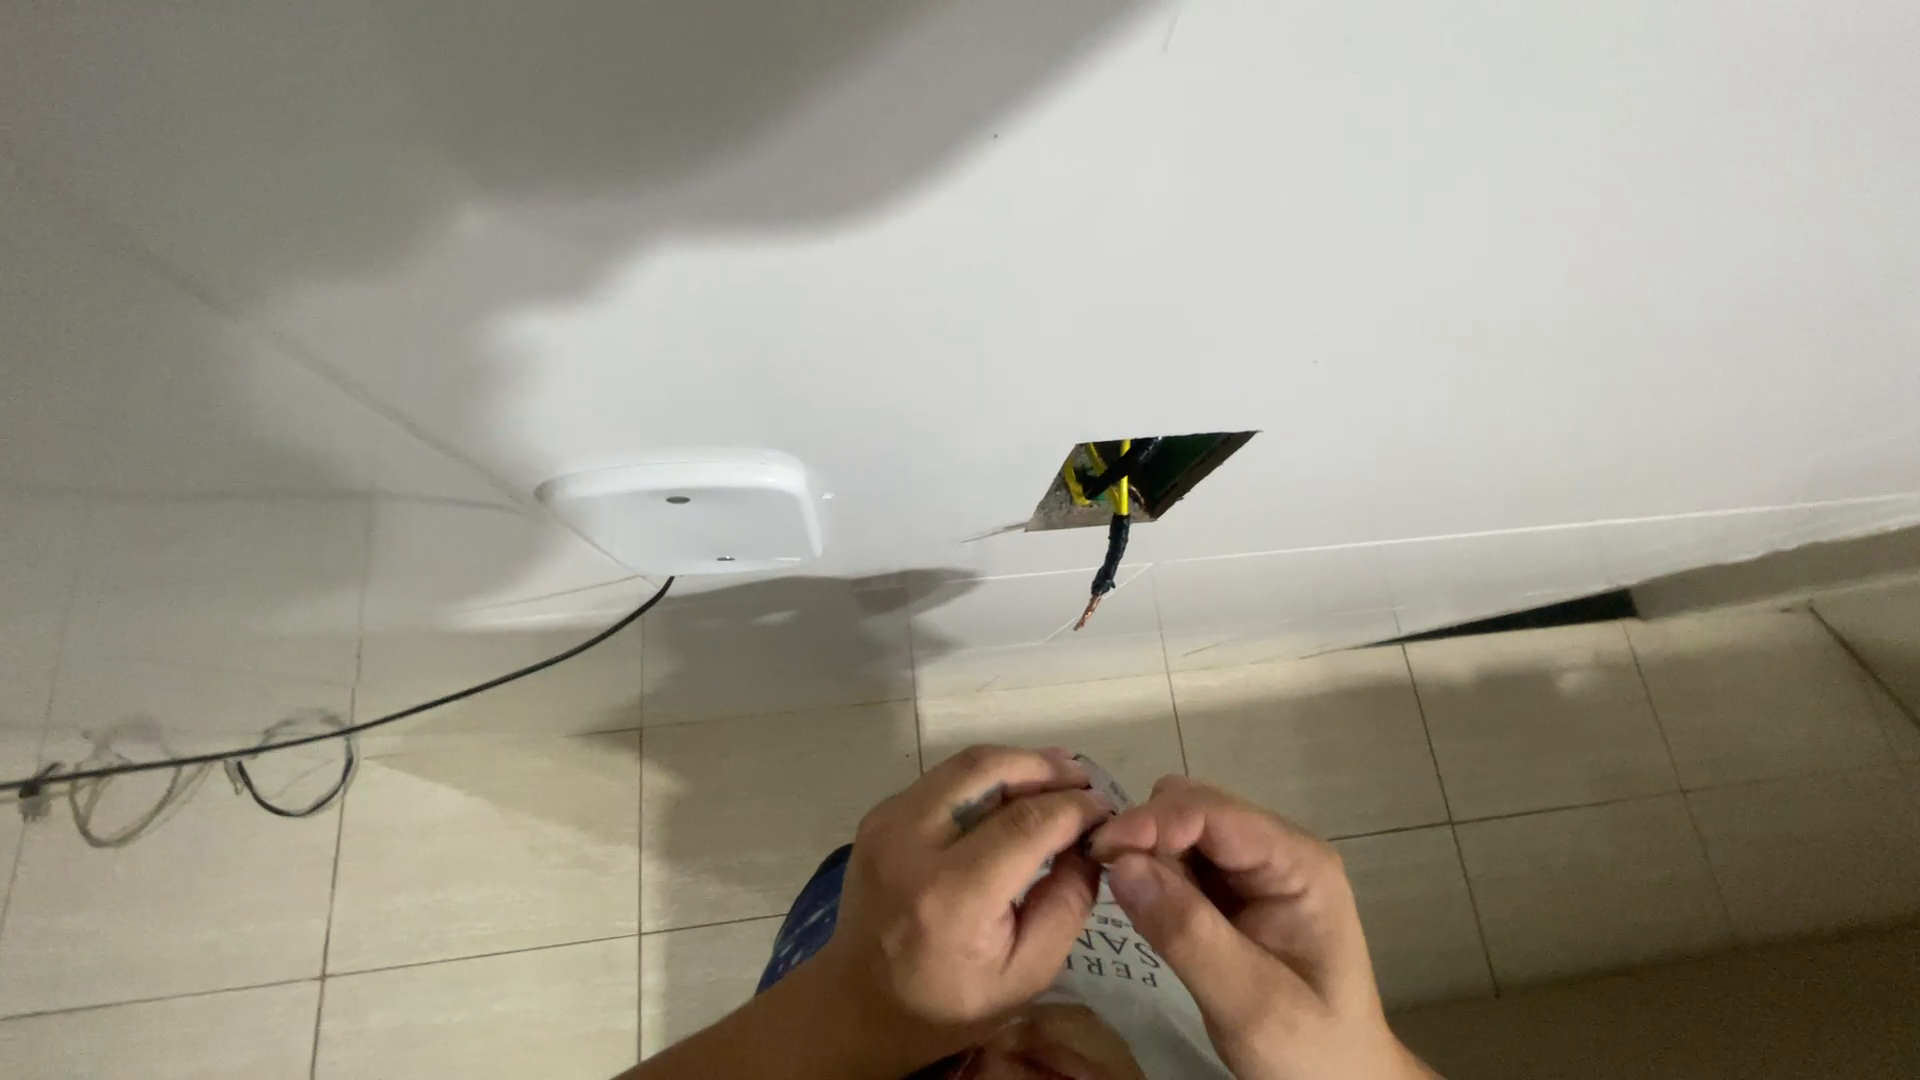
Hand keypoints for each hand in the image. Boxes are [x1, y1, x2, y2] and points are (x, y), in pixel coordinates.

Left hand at [810, 745, 1113, 1069]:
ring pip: (964, 764)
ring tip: (1058, 773)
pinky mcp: (880, 814)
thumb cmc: (948, 1002)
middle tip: (1084, 778)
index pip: (1025, 824)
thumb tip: (1087, 842)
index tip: (1105, 808)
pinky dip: (986, 775)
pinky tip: (1015, 787)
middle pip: (988, 771)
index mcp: (950, 895)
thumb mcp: (1025, 975)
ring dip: (1017, 762)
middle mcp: (911, 843)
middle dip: (1044, 767)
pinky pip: (944, 778)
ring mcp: (888, 821)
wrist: (858, 1003)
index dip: (1073, 807)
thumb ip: (1065, 904)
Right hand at [1089, 777, 1435, 1079]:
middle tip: (1117, 886)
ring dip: (1146, 852)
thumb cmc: (1308, 1051)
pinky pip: (1178, 854)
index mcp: (1296, 862)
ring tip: (1140, 907)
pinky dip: (1152, 869)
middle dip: (1146, 834)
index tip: (1097, 854)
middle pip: (1191, 806)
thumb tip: (1121, 865)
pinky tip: (1151, 907)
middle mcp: (1275, 847)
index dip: (1151, 821)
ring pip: (1179, 824)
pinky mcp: (1232, 884)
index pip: (1211, 811)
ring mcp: (1253, 863)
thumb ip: (1189, 934)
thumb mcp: (1251, 1006)